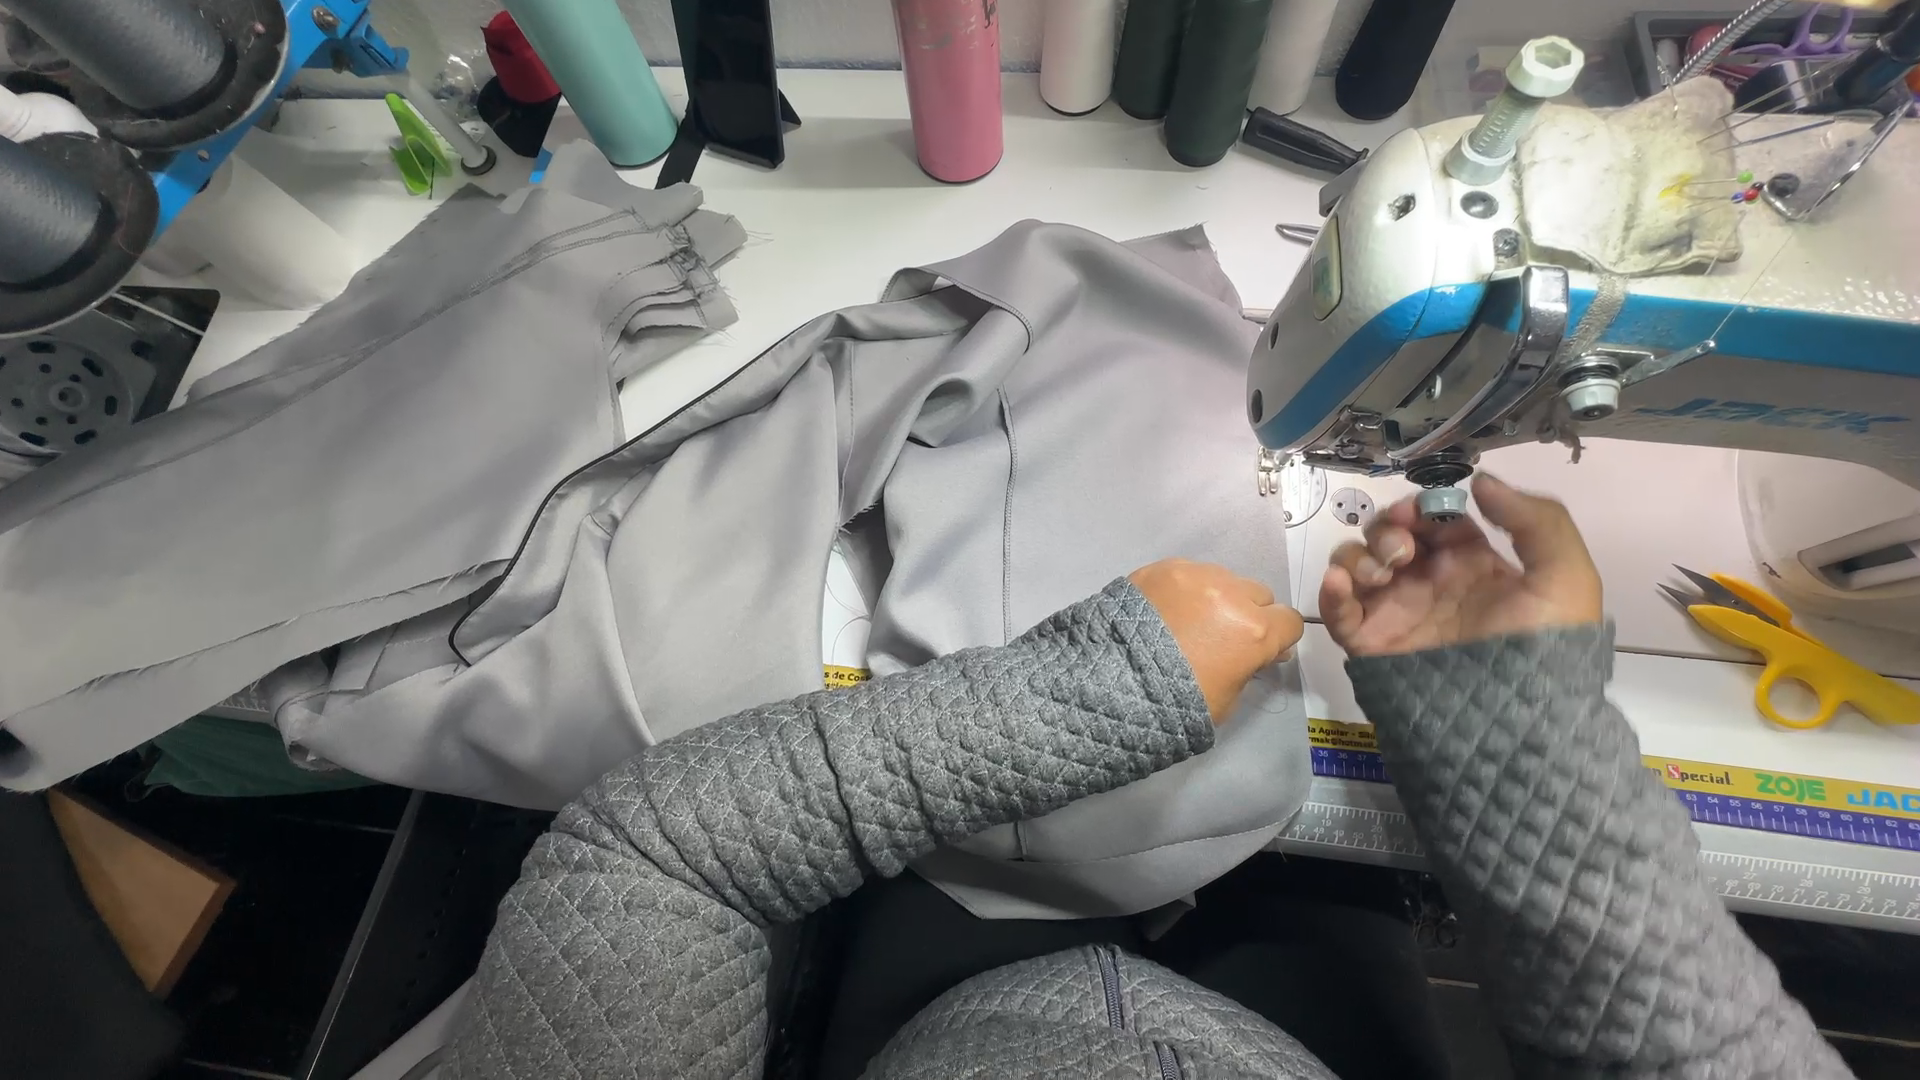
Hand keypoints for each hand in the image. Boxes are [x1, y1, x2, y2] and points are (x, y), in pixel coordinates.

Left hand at [1129, 559, 1304, 722]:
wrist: (1110, 680)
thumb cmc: (1173, 700)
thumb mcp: (1227, 697)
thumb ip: (1251, 667)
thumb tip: (1264, 651)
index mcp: (1253, 630)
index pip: (1289, 621)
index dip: (1278, 637)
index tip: (1260, 649)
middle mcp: (1229, 594)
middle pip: (1258, 595)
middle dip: (1248, 614)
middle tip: (1220, 636)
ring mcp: (1194, 575)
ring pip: (1223, 579)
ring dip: (1216, 597)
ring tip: (1187, 621)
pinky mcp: (1162, 567)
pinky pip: (1189, 572)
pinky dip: (1184, 589)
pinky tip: (1165, 610)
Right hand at [1319, 473, 1601, 657]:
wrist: (1508, 718)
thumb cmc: (1539, 647)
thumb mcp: (1564, 578)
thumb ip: (1536, 521)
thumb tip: (1478, 481)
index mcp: (1469, 563)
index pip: (1432, 519)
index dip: (1421, 508)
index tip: (1418, 513)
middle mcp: (1425, 580)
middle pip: (1386, 533)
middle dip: (1386, 530)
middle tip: (1401, 551)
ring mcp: (1391, 608)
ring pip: (1354, 561)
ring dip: (1358, 555)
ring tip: (1380, 574)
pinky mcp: (1365, 636)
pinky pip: (1334, 606)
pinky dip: (1330, 590)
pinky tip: (1342, 584)